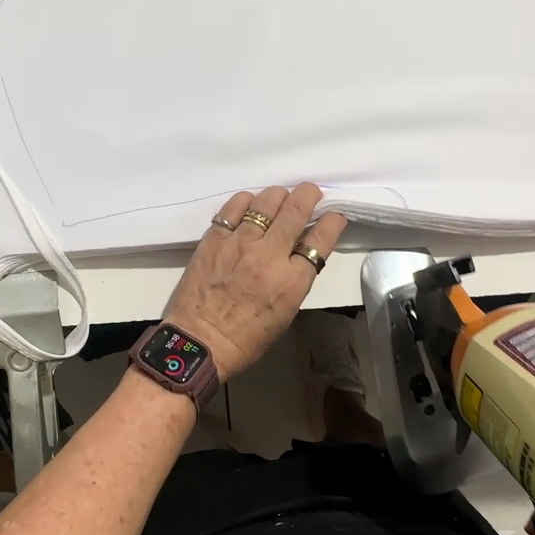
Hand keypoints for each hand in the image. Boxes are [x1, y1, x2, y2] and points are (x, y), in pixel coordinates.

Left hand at [162, 184, 346, 377]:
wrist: (201, 343)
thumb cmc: (247, 339)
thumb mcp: (286, 313)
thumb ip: (296, 279)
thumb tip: (299, 254)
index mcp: (293, 280)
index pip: (321, 238)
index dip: (332, 221)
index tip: (334, 215)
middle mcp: (270, 255)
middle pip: (296, 210)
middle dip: (308, 195)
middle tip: (310, 192)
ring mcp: (241, 243)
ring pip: (267, 201)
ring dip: (279, 195)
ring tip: (279, 198)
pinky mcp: (215, 238)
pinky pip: (234, 207)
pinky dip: (246, 201)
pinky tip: (249, 206)